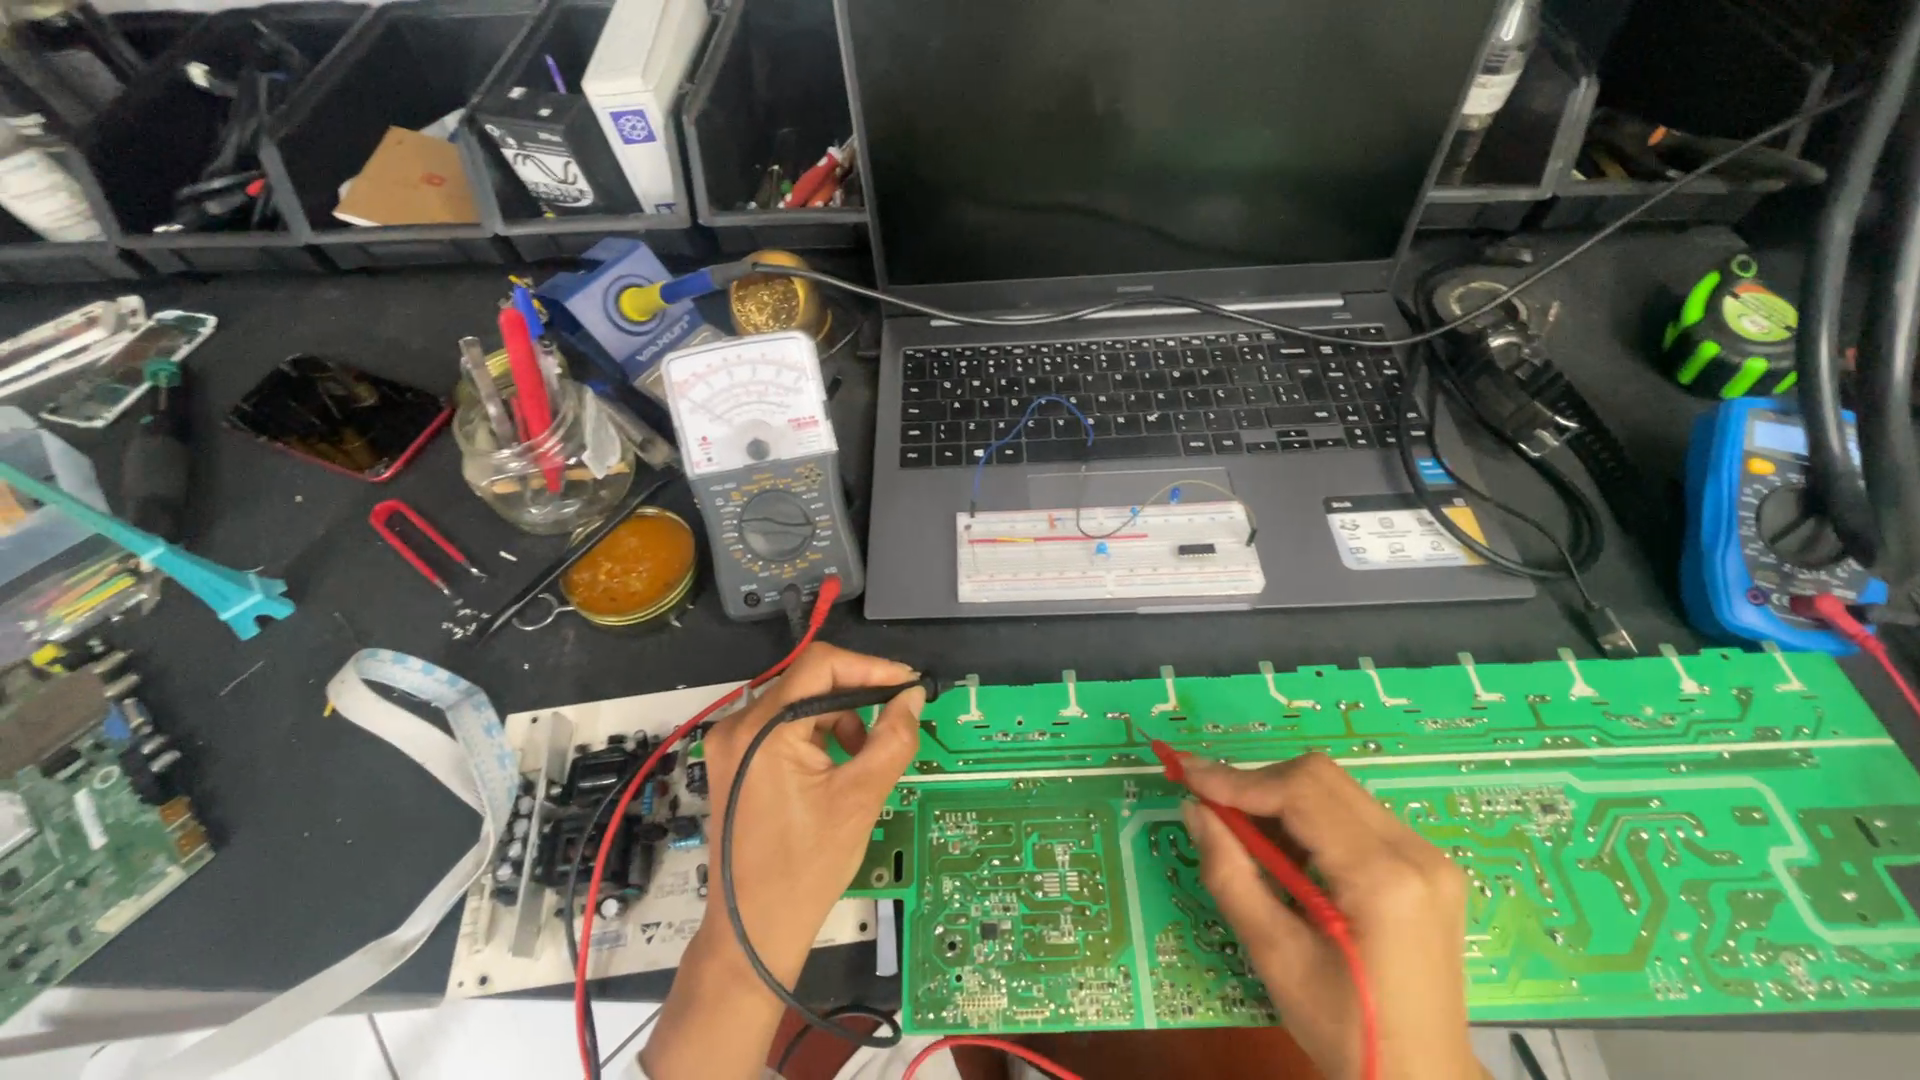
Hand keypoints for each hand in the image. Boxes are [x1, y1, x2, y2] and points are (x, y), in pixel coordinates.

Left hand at [641, 643, 923, 1079]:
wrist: (754, 931)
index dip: (870, 667)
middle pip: (806, 681)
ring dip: (837, 717)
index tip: (906, 685)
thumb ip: (892, 738)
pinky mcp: (734, 763)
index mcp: (762, 729)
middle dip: (856, 695)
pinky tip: (837, 764)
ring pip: (796, 704)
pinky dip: (815, 735)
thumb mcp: (861, 797)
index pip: (820, 665)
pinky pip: (781, 728)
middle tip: (895, 716)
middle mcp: (737, 725)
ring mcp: (730, 745)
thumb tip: (912, 697)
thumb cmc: (807, 866)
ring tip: (864, 753)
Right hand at [1181, 753, 1480, 1079]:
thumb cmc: (1343, 1029)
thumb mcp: (1274, 955)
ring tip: (1247, 839)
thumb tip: (1194, 809)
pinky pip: (1356, 814)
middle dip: (1257, 784)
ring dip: (1282, 800)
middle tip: (1211, 808)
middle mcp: (1416, 852)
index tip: (1186, 775)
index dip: (1237, 779)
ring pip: (1337, 789)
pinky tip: (1289, 856)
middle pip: (1321, 778)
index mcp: (1382, 878)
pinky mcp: (1428, 864)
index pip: (1301, 793)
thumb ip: (1230, 874)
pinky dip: (1310, 819)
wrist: (1420, 1079)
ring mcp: (1429, 856)